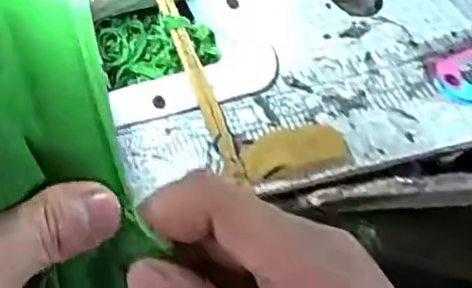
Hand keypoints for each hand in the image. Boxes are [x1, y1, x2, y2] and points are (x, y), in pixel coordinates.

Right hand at [126, 171, 390, 287]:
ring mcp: (336, 268)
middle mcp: (321, 244)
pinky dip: (242, 287)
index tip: (130, 251)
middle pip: (227, 218)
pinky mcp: (341, 287)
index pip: (210, 192)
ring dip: (209, 275)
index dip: (162, 211)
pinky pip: (276, 271)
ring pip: (249, 247)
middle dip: (183, 250)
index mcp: (305, 248)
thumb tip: (143, 268)